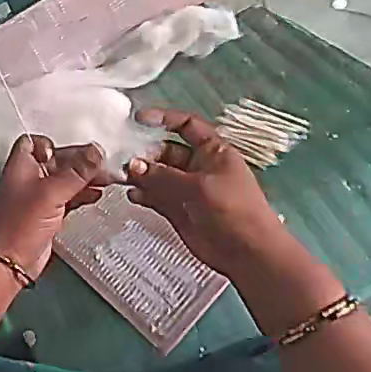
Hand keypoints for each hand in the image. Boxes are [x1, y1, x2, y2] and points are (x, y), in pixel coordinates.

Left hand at [0, 136, 109, 276]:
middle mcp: (30, 177)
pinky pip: (69, 197)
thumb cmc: (22, 221)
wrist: (10, 261)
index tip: (74, 152)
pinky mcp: (49, 213)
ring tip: (109, 179)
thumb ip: (76, 171)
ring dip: (86, 178)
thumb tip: (98, 151)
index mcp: (22, 165)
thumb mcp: (51, 192)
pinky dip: (83, 194)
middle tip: (106, 166)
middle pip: (58, 161)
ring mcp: (40, 196)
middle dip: (81, 162)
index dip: (54, 144)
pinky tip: (99, 193)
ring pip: (66, 180)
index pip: (35, 142)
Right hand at [123, 109, 342, 316]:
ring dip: (140, 174)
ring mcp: (186, 189)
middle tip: (124, 157)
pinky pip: (155, 196)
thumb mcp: (199, 186)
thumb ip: (164, 175)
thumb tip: (133, 165)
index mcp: (212, 151)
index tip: (139, 118)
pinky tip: (133, 195)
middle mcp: (198, 167)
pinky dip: (143, 195)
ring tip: (122, 176)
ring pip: (156, 174)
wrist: (248, 252)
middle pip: (165, 151)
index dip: (165, 119)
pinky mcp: (177, 209)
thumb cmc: (234, 210)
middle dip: (145, 153)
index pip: (187, 126)